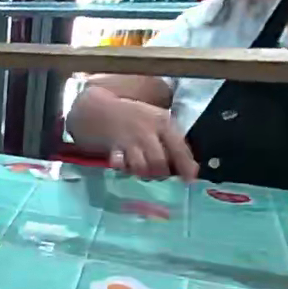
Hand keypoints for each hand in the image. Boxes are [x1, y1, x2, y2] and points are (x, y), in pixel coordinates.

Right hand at [77, 88, 199, 181]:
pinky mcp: (114, 146)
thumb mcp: (154, 119)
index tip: (189, 180)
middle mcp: (149, 132)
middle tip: (158, 176)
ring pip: (142, 167)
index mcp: (163, 123)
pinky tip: (123, 165)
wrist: (98, 108)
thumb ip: (167, 138)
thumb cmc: (129, 116)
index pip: (180, 148)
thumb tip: (181, 162)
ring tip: (141, 172)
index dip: (186, 166)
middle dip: (160, 174)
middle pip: (161, 163)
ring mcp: (130, 140)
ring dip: (143, 174)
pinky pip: (121, 165)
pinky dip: (123, 169)